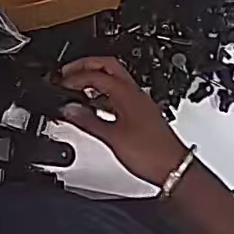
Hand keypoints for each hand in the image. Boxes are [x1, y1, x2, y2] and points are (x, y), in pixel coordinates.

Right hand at [57, 57, 191, 186]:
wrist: (173, 168)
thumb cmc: (150, 153)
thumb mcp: (112, 137)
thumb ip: (88, 121)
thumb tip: (69, 108)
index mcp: (126, 93)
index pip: (95, 75)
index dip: (74, 77)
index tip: (60, 83)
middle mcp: (134, 93)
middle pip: (107, 66)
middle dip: (85, 65)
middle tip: (67, 72)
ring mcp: (138, 102)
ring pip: (113, 79)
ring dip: (94, 79)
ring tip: (76, 87)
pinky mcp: (140, 113)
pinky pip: (118, 94)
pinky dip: (102, 94)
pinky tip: (94, 107)